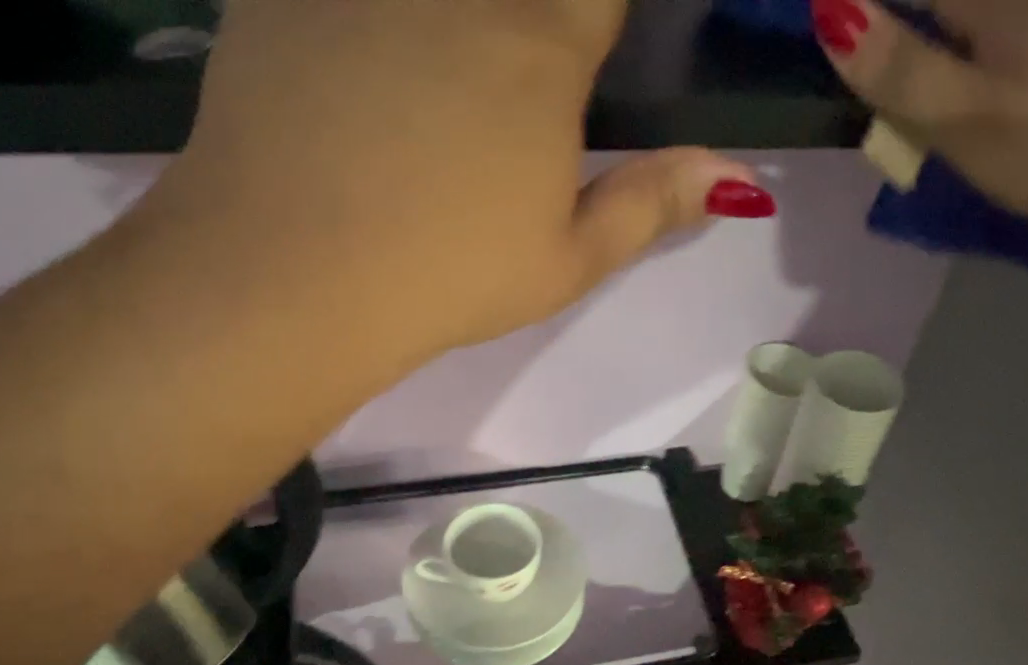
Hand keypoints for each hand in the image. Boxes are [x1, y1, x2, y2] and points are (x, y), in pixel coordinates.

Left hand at [135, 0, 774, 357]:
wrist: (290, 273)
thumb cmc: (448, 275)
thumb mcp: (567, 259)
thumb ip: (652, 203)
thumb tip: (737, 178)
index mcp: (544, 46)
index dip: (598, 13)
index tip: (587, 41)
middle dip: (530, 20)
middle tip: (512, 87)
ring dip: (453, 22)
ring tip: (450, 88)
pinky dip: (366, 14)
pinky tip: (366, 50)